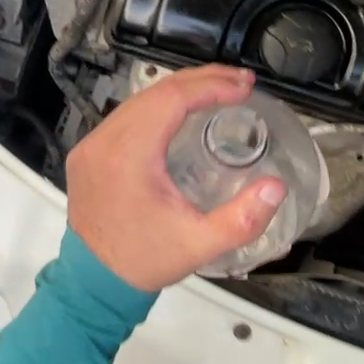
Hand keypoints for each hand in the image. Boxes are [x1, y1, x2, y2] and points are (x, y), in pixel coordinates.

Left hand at [66, 65, 286, 291]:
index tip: (243, 87)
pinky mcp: (88, 153)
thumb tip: (275, 188)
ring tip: (216, 91)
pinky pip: (124, 116)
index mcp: (127, 156)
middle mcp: (103, 142)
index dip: (211, 86)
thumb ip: (242, 219)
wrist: (93, 282)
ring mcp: (91, 145)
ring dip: (177, 91)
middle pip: (154, 91)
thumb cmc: (141, 262)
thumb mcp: (199, 245)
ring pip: (137, 100)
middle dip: (200, 81)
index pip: (171, 99)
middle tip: (238, 83)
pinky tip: (179, 112)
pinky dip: (155, 107)